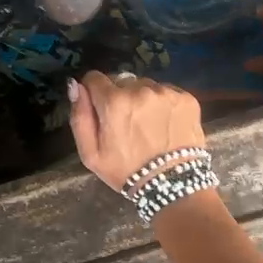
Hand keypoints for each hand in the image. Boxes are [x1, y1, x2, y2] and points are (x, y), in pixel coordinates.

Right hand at [69, 71, 206, 189]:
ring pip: (145, 85)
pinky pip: (167, 91)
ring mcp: (166, 93)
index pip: (94, 78)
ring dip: (142, 98)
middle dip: (119, 96)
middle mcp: (140, 90)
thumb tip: (75, 85)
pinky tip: (164, 124)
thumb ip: (80, 117)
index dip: (93, 93)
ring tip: (147, 124)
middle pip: (121, 81)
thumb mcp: (91, 154)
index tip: (100, 110)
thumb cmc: (126, 171)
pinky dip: (162, 103)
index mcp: (114, 102)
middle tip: (125, 123)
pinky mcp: (186, 98)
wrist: (173, 184)